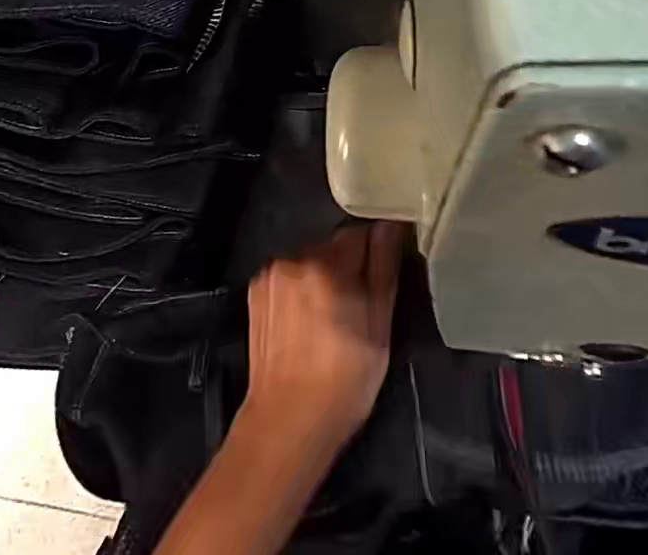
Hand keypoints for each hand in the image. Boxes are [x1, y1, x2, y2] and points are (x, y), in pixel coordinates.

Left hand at [244, 222, 405, 446]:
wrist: (287, 422)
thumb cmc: (345, 379)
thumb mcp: (380, 324)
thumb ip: (384, 267)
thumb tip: (390, 225)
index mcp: (330, 264)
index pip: (361, 233)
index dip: (375, 252)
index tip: (380, 277)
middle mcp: (296, 260)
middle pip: (333, 247)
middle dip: (348, 267)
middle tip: (358, 307)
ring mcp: (272, 276)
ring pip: (311, 262)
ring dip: (323, 278)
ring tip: (330, 320)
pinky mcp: (256, 292)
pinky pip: (289, 277)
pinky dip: (300, 290)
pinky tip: (305, 323)